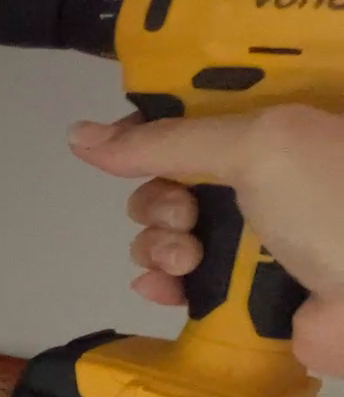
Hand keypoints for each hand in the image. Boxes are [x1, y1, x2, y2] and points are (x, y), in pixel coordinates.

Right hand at [69, 104, 343, 374]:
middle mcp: (281, 172)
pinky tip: (169, 289)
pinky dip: (162, 282)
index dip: (156, 123)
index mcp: (298, 125)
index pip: (207, 107)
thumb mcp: (263, 148)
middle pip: (174, 176)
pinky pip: (180, 275)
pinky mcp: (252, 280)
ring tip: (186, 263)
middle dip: (158, 201)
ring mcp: (266, 229)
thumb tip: (78, 136)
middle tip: (186, 216)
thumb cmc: (341, 206)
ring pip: (171, 229)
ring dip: (158, 247)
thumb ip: (167, 140)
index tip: (127, 144)